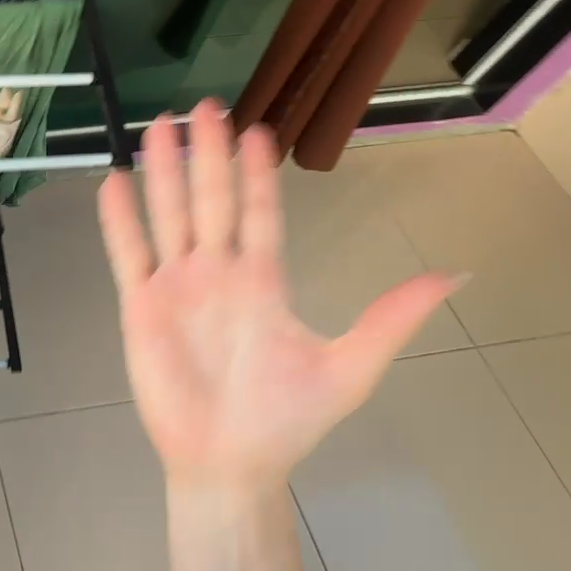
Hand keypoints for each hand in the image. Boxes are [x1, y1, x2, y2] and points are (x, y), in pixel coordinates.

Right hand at [97, 100, 461, 492]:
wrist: (227, 463)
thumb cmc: (284, 420)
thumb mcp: (350, 368)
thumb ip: (391, 317)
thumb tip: (457, 275)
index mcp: (263, 280)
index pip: (260, 213)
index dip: (257, 174)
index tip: (257, 131)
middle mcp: (217, 272)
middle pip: (211, 201)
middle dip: (208, 154)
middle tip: (203, 107)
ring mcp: (176, 286)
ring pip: (168, 216)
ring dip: (163, 174)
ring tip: (158, 128)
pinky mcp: (141, 306)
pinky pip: (129, 255)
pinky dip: (120, 221)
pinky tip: (114, 184)